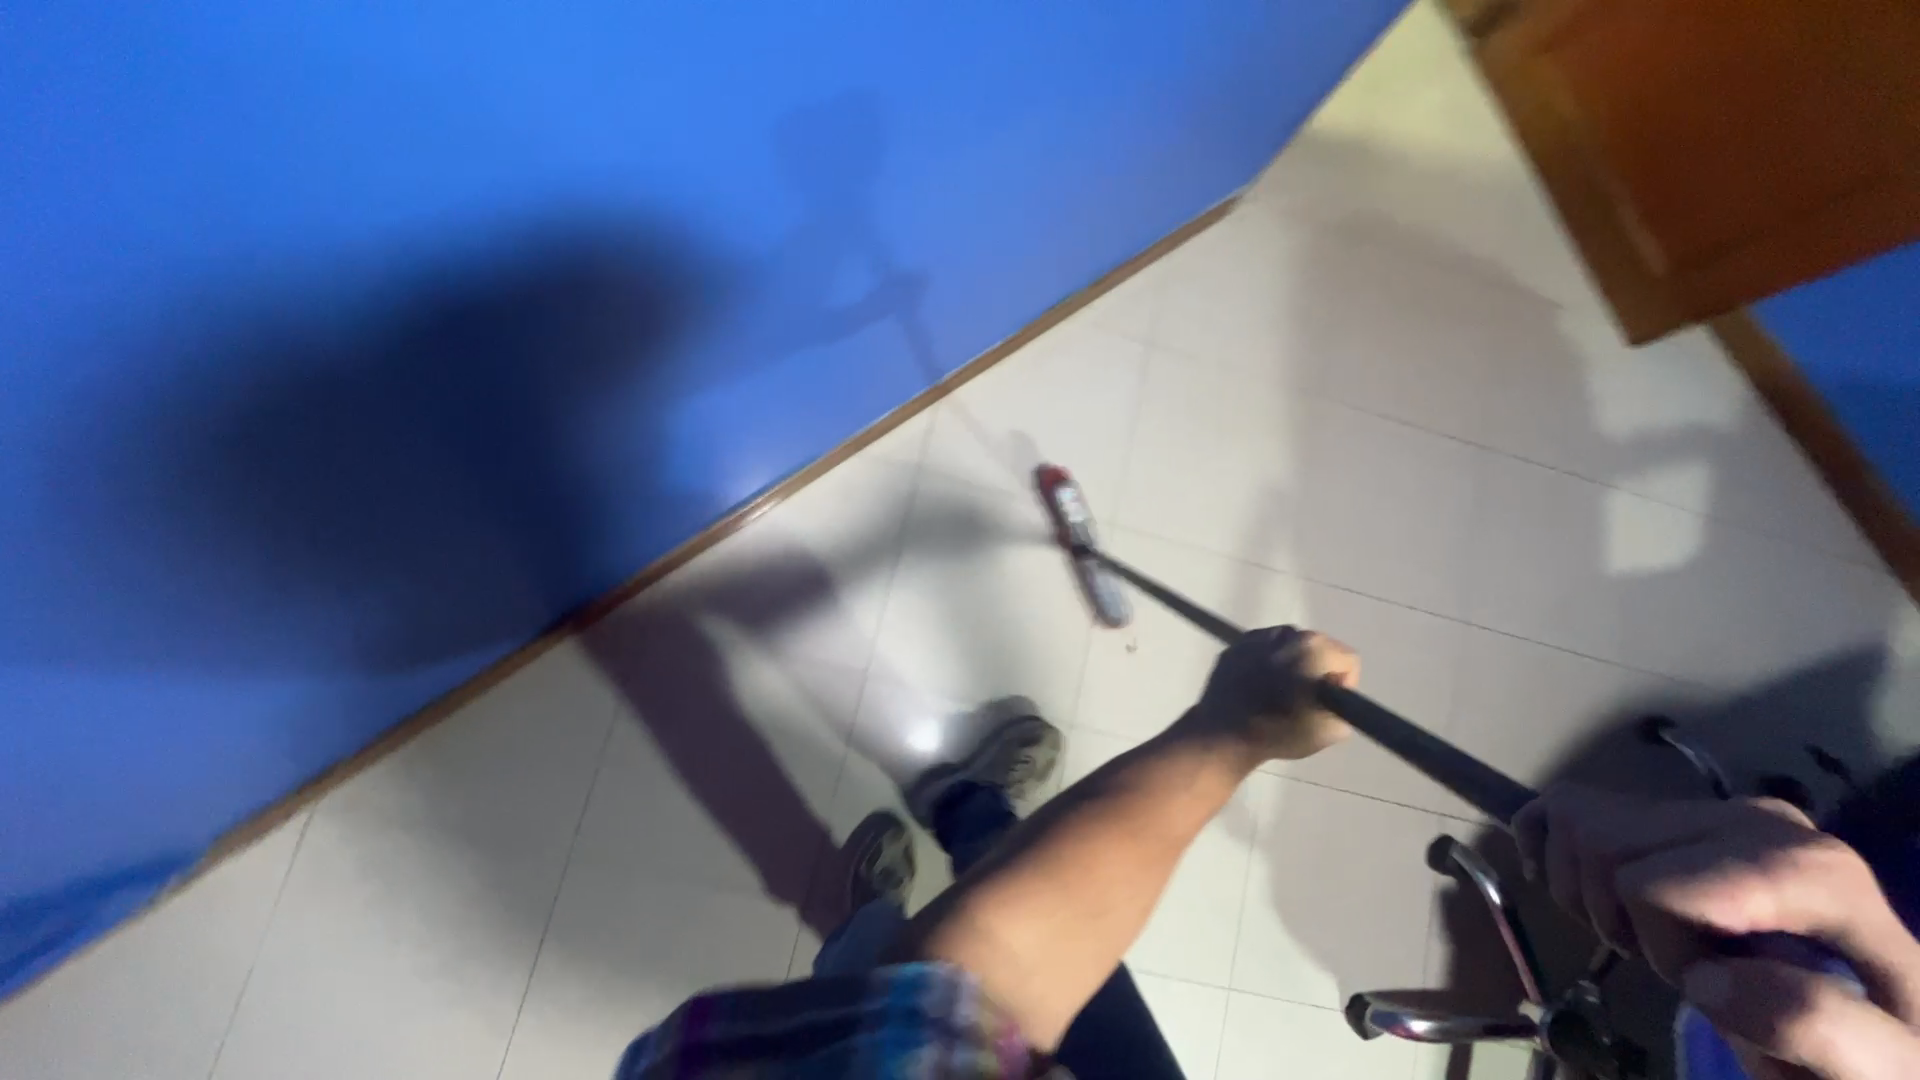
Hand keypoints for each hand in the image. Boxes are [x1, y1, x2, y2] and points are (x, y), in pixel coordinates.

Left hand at [1189, 626, 1356, 761]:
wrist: (1224, 732)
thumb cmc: (1280, 731)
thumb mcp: (1331, 730)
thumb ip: (1346, 707)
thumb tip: (1334, 697)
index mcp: (1313, 648)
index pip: (1348, 660)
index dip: (1343, 684)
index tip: (1326, 702)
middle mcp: (1286, 633)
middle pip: (1318, 648)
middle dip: (1317, 670)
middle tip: (1303, 698)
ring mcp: (1256, 637)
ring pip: (1289, 645)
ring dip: (1291, 664)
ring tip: (1277, 693)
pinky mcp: (1234, 646)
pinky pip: (1262, 649)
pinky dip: (1266, 663)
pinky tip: (1257, 686)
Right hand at [1515, 784, 1919, 1079]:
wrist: (1888, 1010)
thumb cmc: (1891, 1044)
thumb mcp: (1891, 1064)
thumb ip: (1823, 1029)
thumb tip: (1707, 978)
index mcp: (1809, 870)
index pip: (1653, 885)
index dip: (1663, 951)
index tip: (1725, 993)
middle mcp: (1751, 819)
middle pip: (1603, 847)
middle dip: (1619, 922)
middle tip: (1682, 968)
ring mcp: (1704, 809)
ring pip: (1574, 824)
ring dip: (1587, 894)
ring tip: (1655, 936)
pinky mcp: (1666, 810)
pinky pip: (1565, 805)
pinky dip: (1548, 846)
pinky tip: (1594, 894)